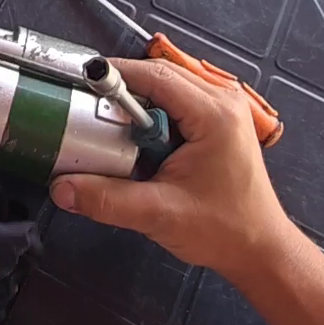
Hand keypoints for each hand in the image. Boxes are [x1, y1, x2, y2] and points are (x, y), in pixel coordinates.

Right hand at [51, 59, 296, 282]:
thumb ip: (107, 199)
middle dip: (123, 88)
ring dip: (137, 99)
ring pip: (166, 84)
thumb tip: (63, 188)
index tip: (83, 81)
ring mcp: (223, 108)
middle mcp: (223, 101)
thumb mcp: (159, 214)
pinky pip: (175, 98)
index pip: (156, 76)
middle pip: (159, 74)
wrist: (260, 250)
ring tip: (109, 122)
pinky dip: (151, 109)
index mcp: (215, 115)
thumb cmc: (225, 230)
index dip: (116, 74)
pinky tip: (135, 133)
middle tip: (89, 107)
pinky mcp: (217, 119)